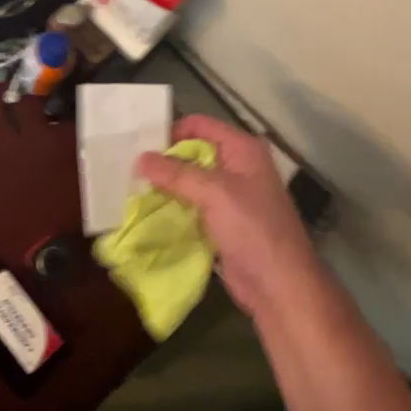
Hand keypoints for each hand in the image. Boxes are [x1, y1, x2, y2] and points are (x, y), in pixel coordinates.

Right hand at [138, 114, 323, 320]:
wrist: (279, 285)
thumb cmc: (253, 229)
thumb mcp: (214, 193)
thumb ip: (176, 173)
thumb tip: (140, 159)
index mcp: (243, 149)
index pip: (200, 125)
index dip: (172, 131)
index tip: (141, 145)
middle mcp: (238, 167)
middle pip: (193, 153)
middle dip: (165, 160)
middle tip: (131, 167)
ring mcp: (231, 197)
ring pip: (191, 182)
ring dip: (167, 186)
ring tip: (133, 187)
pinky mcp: (222, 222)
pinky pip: (192, 206)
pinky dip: (174, 207)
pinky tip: (148, 211)